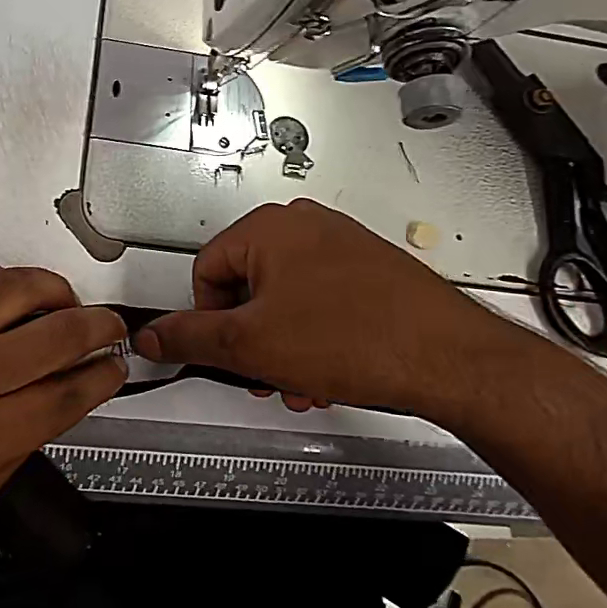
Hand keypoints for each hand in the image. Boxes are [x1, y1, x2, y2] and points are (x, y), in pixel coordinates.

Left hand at [0, 263, 126, 604]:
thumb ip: (16, 447)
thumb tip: (52, 405)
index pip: (68, 392)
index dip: (103, 376)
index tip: (115, 367)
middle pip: (55, 333)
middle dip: (98, 326)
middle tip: (109, 329)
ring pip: (12, 288)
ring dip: (54, 288)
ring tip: (67, 302)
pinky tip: (7, 289)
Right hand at [133, 199, 556, 420]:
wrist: (454, 361)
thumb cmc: (363, 339)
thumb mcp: (249, 345)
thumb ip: (189, 338)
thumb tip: (152, 334)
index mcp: (267, 229)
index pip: (204, 273)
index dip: (208, 321)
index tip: (223, 351)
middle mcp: (304, 227)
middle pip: (244, 287)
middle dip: (247, 340)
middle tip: (259, 371)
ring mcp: (339, 246)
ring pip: (281, 300)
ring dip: (279, 346)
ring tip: (297, 380)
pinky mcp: (367, 270)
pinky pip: (317, 302)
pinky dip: (311, 338)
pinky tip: (325, 373)